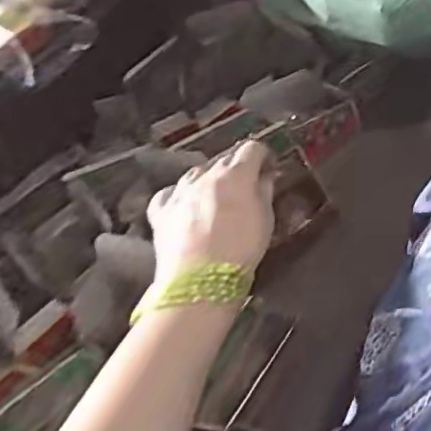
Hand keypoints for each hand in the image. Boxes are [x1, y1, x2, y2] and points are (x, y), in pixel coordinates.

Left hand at [146, 141, 274, 287]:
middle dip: (238, 167)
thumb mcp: (266, 217)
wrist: (199, 281)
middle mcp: (206, 175)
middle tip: (248, 186)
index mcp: (236, 174)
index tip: (270, 169)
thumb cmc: (242, 247)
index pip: (252, 148)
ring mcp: (180, 192)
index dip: (264, 156)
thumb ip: (265, 190)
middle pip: (225, 159)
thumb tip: (265, 175)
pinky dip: (180, 194)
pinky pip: (170, 193)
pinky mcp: (161, 211)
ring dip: (210, 179)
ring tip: (218, 196)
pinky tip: (186, 203)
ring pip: (197, 173)